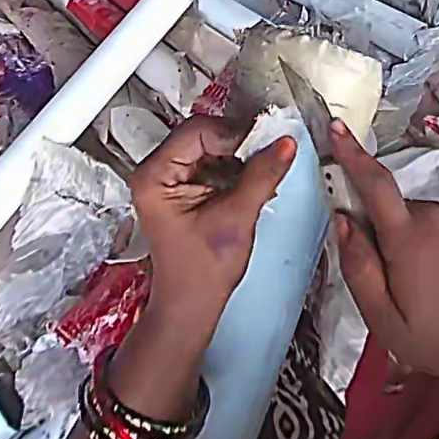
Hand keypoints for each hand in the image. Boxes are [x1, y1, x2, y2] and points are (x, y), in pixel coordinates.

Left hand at [126, 116, 295, 343]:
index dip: (234, 133)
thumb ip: (261, 176)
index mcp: (154, 176)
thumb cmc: (201, 272)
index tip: (267, 141)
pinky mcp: (183, 187)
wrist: (191, 307)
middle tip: (271, 149)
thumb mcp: (236, 218)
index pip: (196, 132)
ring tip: (266, 167)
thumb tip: (284, 144)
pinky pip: (212, 163)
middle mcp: (156, 171)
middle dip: (239, 143)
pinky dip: (236, 167)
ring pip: (210, 147)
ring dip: (240, 155)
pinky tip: (255, 178)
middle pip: (202, 135)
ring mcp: (168, 179)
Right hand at [329, 121, 438, 394]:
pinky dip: (399, 232)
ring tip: (395, 276)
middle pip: (380, 201)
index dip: (352, 154)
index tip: (335, 127)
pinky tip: (410, 267)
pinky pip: (409, 215)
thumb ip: (357, 265)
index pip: (376, 185)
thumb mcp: (381, 316)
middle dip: (363, 221)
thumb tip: (340, 220)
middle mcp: (431, 216)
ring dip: (383, 231)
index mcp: (410, 240)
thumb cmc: (431, 336)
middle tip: (372, 268)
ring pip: (394, 210)